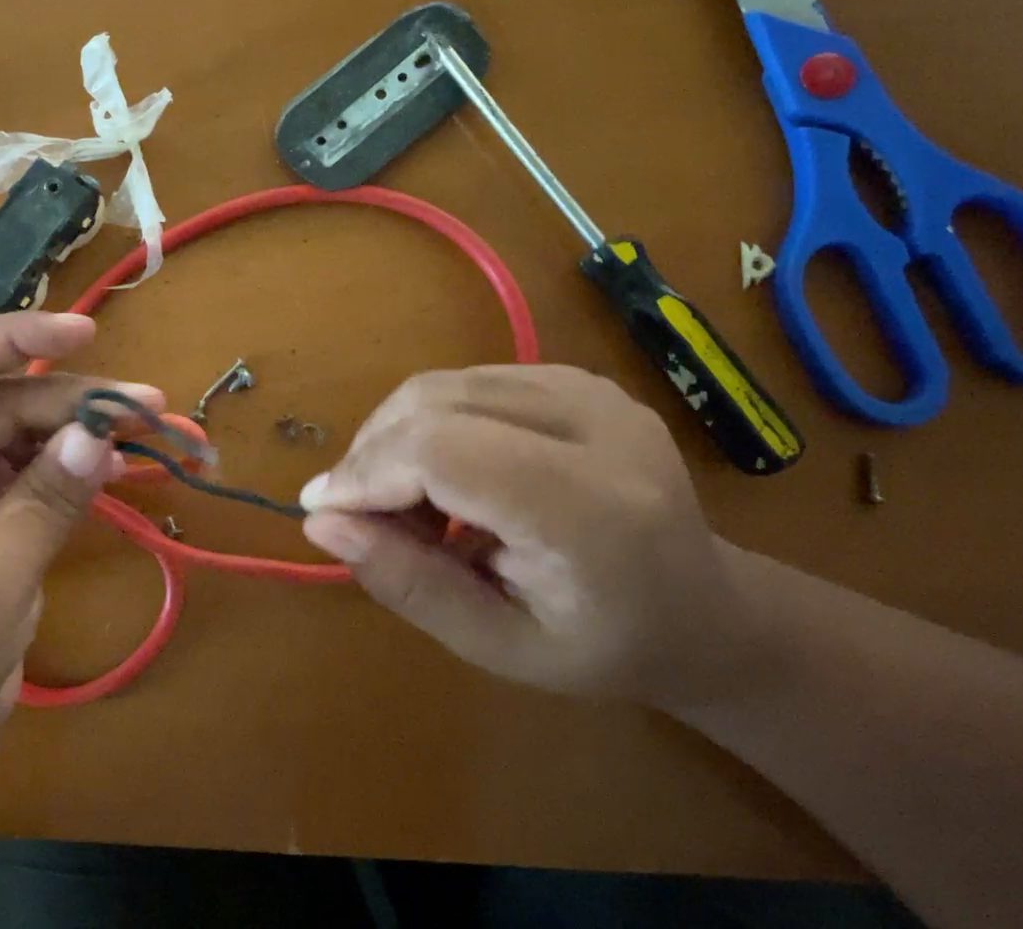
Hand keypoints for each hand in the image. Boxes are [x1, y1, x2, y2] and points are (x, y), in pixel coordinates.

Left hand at [0, 312, 160, 749]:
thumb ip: (47, 497)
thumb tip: (101, 430)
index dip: (18, 336)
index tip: (89, 332)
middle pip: (10, 402)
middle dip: (78, 398)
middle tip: (151, 408)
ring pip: (33, 436)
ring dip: (88, 431)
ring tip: (155, 433)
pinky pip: (42, 476)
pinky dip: (81, 469)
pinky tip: (123, 470)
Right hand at [298, 364, 747, 704]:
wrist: (702, 608)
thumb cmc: (600, 645)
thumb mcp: (496, 645)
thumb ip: (408, 583)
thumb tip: (320, 521)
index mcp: (592, 509)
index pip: (446, 450)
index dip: (368, 472)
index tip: (324, 513)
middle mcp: (599, 426)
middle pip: (433, 403)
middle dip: (371, 455)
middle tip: (362, 520)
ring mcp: (590, 391)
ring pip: (439, 385)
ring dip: (392, 439)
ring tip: (403, 505)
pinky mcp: (573, 378)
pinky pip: (462, 383)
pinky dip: (424, 425)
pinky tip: (439, 476)